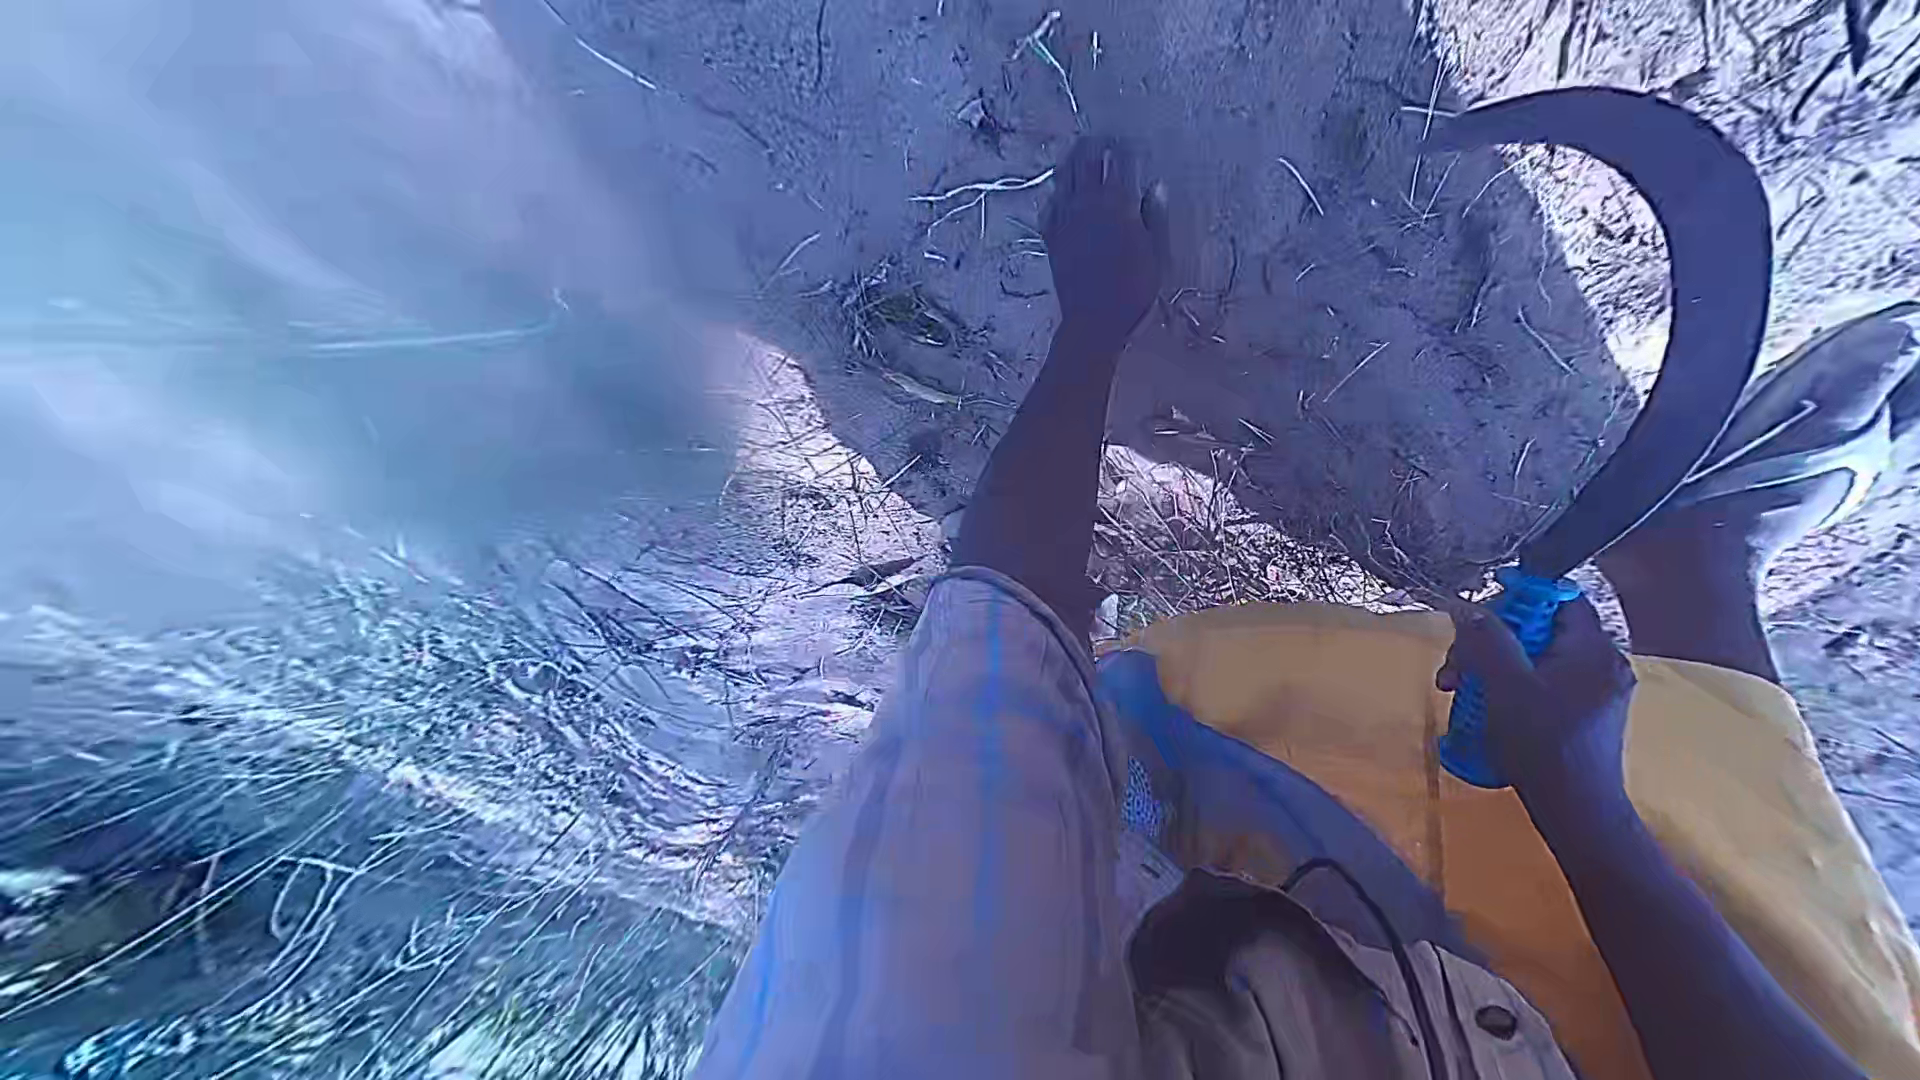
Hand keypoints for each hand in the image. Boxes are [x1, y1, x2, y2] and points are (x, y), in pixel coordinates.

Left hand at [1041, 136, 1168, 347]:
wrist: (1093, 320)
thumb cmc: (1132, 290)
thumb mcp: (1155, 253)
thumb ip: (1154, 216)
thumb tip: (1155, 186)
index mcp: (1116, 204)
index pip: (1117, 161)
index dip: (1120, 148)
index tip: (1125, 142)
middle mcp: (1087, 206)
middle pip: (1084, 163)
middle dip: (1092, 148)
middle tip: (1097, 141)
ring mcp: (1065, 222)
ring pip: (1063, 181)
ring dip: (1071, 165)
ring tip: (1077, 156)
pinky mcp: (1052, 241)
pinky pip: (1048, 209)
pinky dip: (1055, 197)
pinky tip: (1058, 196)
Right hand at [1436, 595, 1635, 805]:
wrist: (1572, 804)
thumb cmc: (1542, 741)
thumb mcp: (1505, 684)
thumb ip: (1487, 639)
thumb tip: (1465, 607)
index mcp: (1594, 651)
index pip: (1559, 599)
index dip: (1517, 598)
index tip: (1477, 615)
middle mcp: (1600, 664)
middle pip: (1536, 628)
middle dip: (1487, 640)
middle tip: (1456, 664)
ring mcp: (1592, 688)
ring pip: (1530, 655)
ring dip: (1486, 663)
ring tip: (1455, 686)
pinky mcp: (1578, 708)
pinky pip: (1535, 677)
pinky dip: (1503, 682)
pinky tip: (1478, 700)